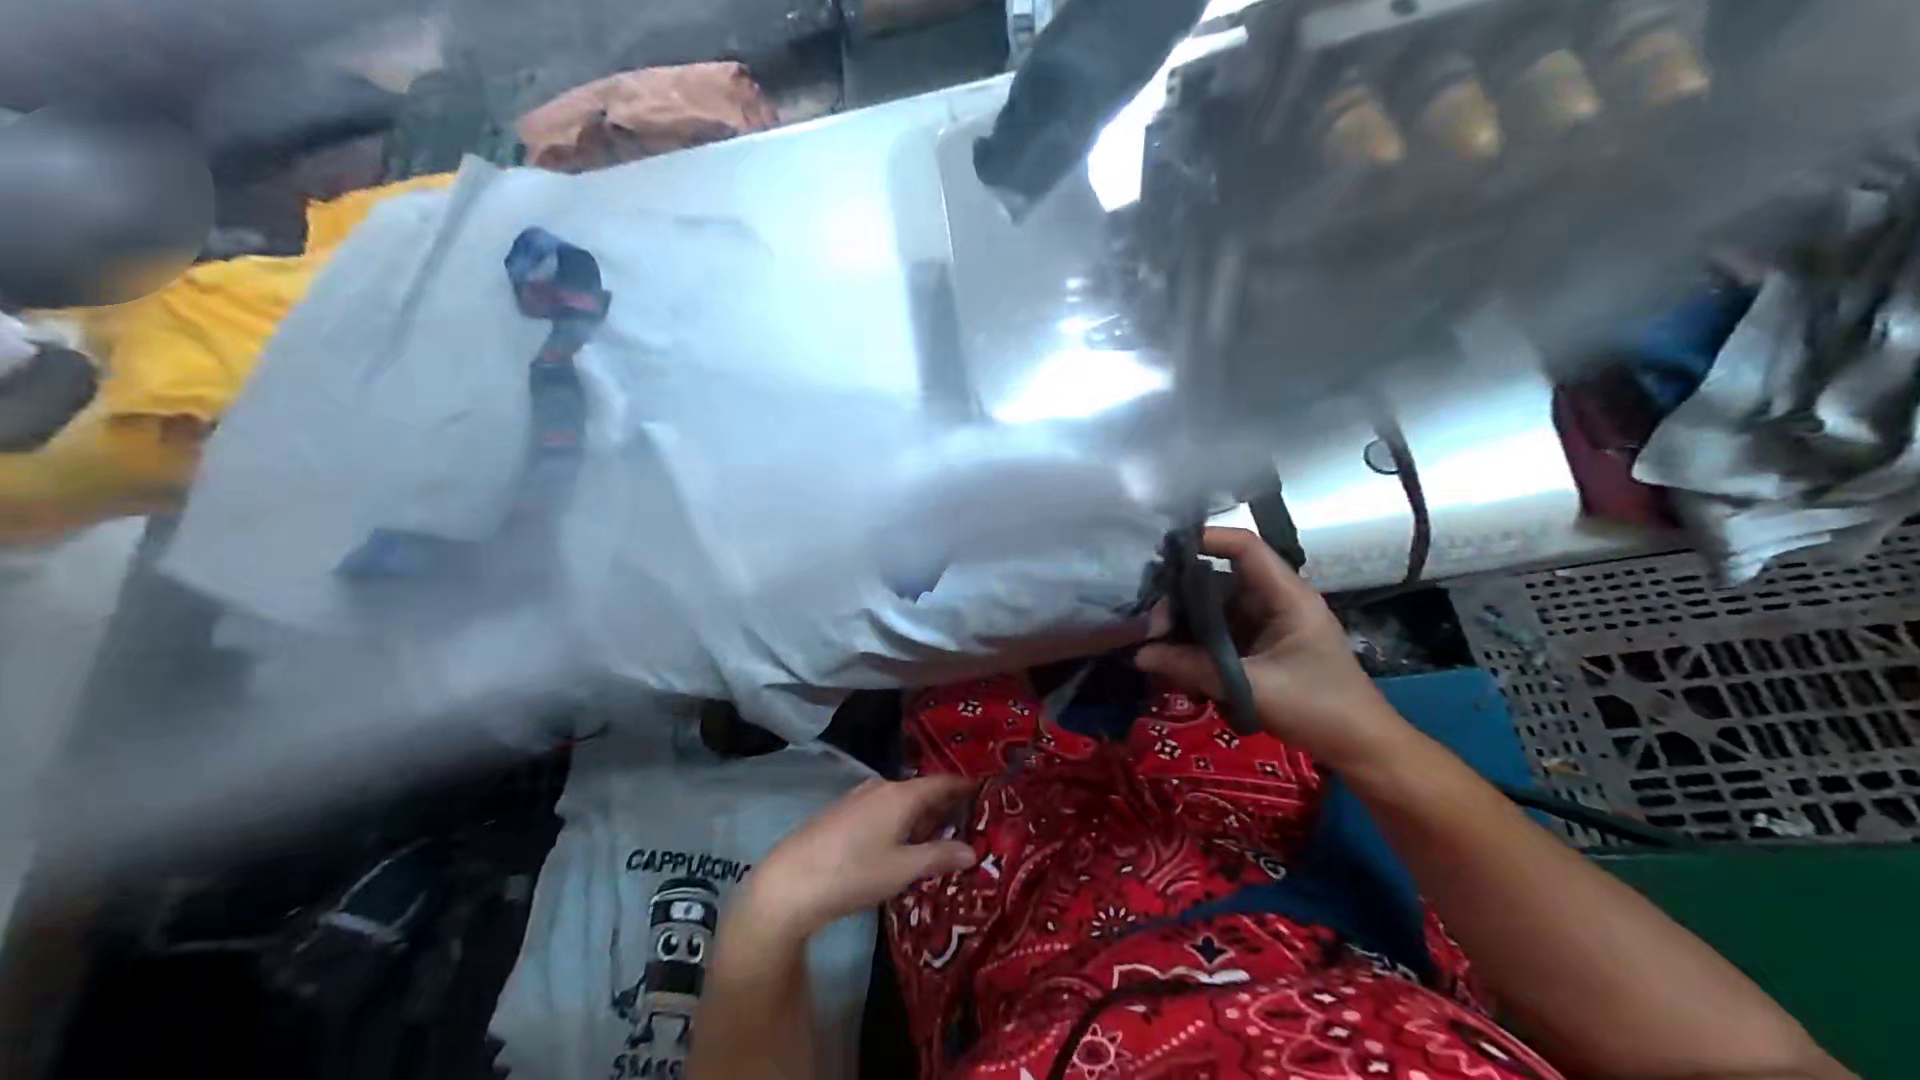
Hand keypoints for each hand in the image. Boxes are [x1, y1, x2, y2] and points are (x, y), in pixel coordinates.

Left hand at [739, 776, 977, 939]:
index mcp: (901, 794)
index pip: (943, 781)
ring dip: (921, 814)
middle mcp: (881, 787)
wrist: (790, 882)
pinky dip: (900, 819)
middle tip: (970, 821)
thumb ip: (940, 856)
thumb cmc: (853, 873)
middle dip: (945, 804)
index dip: (965, 786)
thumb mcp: (903, 869)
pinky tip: (902, 842)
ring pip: (901, 800)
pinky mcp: (841, 812)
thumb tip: (973, 850)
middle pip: (922, 789)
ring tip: (940, 835)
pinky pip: (883, 808)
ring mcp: (858, 798)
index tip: (987, 791)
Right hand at [1135, 527, 1413, 771]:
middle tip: (1150, 621)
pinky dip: (1198, 644)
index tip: (1163, 551)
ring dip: (1186, 623)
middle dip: (1182, 596)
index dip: (1207, 539)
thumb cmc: (1319, 708)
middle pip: (1220, 581)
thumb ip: (1195, 668)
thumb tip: (1141, 654)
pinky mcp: (1261, 650)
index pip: (1246, 548)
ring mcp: (1267, 626)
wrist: (1362, 749)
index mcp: (1287, 597)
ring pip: (1216, 610)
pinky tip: (1173, 660)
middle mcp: (1275, 603)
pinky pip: (1221, 636)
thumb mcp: (1253, 687)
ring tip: (1153, 640)